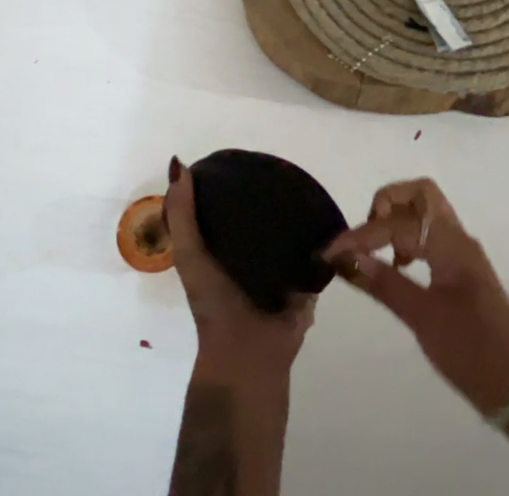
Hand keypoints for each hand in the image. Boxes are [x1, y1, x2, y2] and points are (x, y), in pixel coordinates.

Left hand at [166, 157, 315, 380]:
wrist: (248, 352)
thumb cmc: (214, 303)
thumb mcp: (189, 254)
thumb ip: (181, 215)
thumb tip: (178, 164)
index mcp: (220, 250)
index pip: (226, 209)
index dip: (230, 186)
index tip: (242, 158)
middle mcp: (251, 256)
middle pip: (261, 220)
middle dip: (267, 198)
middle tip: (282, 169)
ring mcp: (280, 269)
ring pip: (290, 234)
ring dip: (297, 218)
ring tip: (308, 187)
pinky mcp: (306, 281)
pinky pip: (317, 254)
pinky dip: (322, 240)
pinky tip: (329, 217)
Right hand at [321, 178, 508, 415]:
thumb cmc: (471, 349)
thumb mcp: (422, 317)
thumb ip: (383, 283)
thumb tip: (344, 259)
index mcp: (451, 244)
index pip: (397, 223)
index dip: (360, 235)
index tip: (330, 254)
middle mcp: (457, 238)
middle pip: (419, 195)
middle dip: (385, 204)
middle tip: (362, 238)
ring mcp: (461, 253)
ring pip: (424, 214)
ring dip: (394, 221)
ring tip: (370, 254)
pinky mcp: (459, 271)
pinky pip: (428, 237)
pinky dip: (405, 240)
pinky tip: (394, 267)